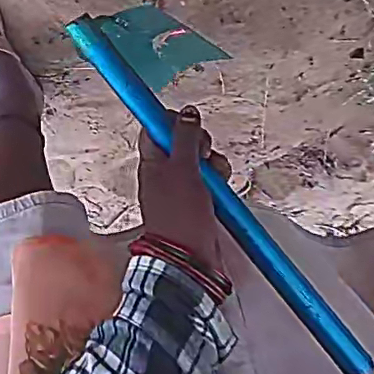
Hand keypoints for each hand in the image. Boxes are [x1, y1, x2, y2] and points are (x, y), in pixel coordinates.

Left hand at [136, 106, 230, 264]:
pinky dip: (219, 182)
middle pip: (183, 142)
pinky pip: (211, 181)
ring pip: (200, 162)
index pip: (156, 128)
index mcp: (151, 161)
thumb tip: (186, 113)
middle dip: (200, 144)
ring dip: (213, 165)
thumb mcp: (182, 171)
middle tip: (204, 155)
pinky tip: (222, 191)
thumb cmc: (179, 217)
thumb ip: (185, 140)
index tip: (188, 124)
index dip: (172, 121)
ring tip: (215, 178)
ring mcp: (182, 186)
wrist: (190, 259)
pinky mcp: (199, 201)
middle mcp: (164, 171)